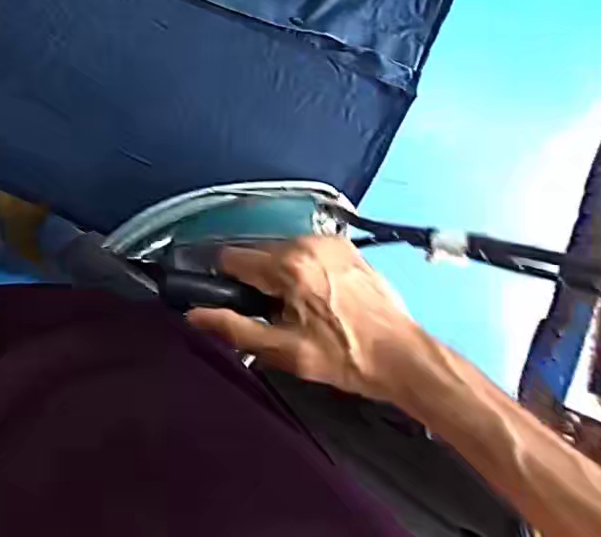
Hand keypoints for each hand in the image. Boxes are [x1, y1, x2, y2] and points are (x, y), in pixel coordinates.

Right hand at [184, 235, 429, 402]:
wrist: (405, 358)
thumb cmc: (346, 359)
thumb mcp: (286, 352)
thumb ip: (235, 329)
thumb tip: (194, 315)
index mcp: (287, 267)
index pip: (231, 257)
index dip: (226, 279)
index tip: (235, 298)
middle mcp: (304, 243)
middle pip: (256, 252)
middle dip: (257, 278)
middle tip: (274, 311)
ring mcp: (326, 241)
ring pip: (280, 249)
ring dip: (279, 271)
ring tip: (299, 305)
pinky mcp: (343, 244)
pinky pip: (305, 248)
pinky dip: (302, 265)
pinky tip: (318, 293)